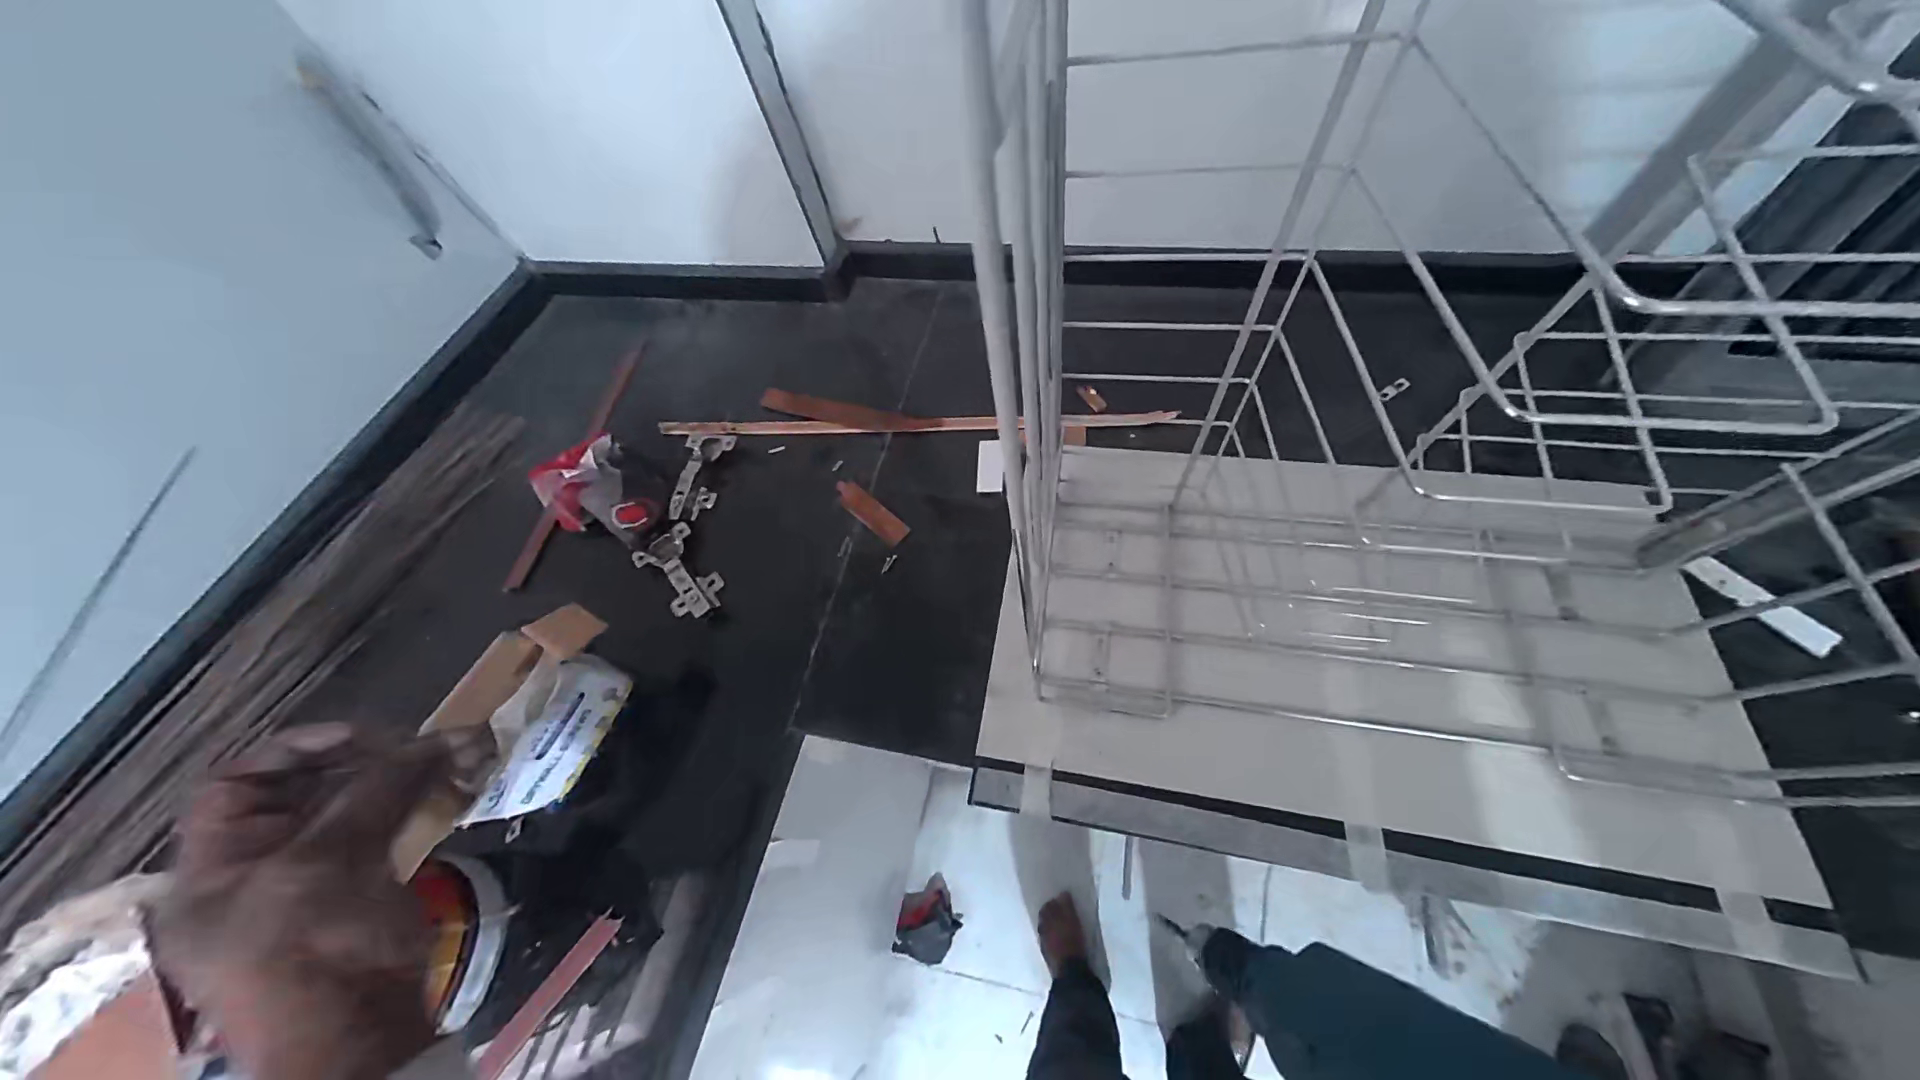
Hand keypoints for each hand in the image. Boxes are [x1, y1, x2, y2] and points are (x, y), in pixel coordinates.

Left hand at [152, 724, 450, 1079]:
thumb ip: (373, 795)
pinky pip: (391, 821)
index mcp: (219, 864)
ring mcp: (320, 869)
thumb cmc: (313, 950)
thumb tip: (432, 741)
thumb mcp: (327, 867)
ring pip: (361, 800)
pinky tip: (457, 781)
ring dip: (409, 772)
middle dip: (372, 757)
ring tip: (460, 753)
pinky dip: (422, 796)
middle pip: (309, 786)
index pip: (237, 784)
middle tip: (425, 743)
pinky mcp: (367, 876)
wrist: (357, 1025)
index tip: (362, 736)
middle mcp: (263, 860)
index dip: (294, 750)